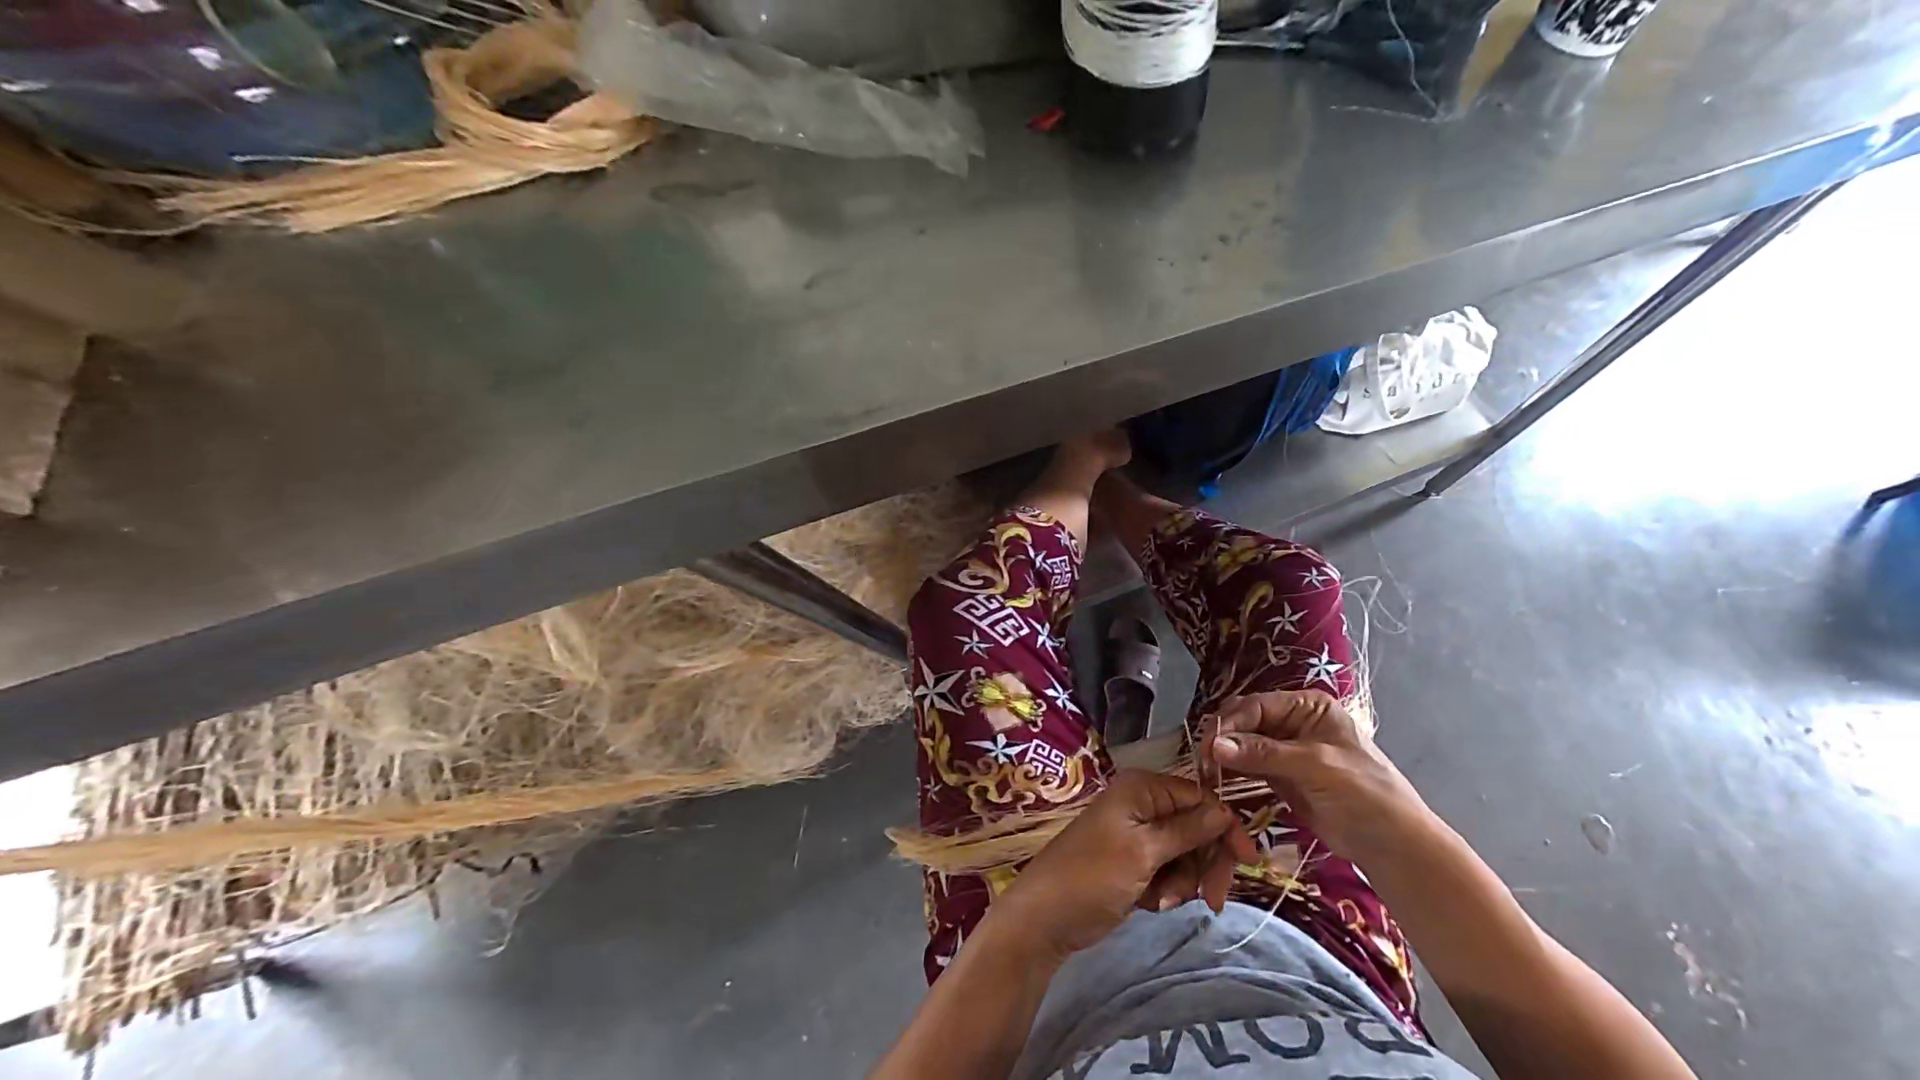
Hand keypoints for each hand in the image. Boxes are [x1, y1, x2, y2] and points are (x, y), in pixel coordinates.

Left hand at [988, 770, 1257, 963]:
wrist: (1047, 917)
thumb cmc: (1092, 876)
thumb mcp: (1144, 851)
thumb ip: (1188, 831)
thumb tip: (1225, 811)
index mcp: (1142, 789)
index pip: (1200, 798)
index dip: (1225, 828)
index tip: (1248, 862)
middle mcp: (1142, 804)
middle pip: (1198, 828)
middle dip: (1205, 864)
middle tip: (1211, 899)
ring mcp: (1138, 834)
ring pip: (1187, 855)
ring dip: (1184, 882)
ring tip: (1162, 901)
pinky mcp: (1135, 862)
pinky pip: (1169, 872)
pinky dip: (1167, 890)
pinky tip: (1151, 904)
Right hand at [1200, 690, 1434, 862]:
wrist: (1393, 846)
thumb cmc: (1364, 794)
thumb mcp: (1315, 766)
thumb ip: (1263, 753)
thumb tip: (1213, 745)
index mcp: (1308, 706)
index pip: (1256, 705)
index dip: (1230, 723)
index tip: (1207, 745)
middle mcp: (1294, 722)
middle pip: (1245, 722)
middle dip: (1223, 738)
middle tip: (1203, 762)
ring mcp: (1286, 750)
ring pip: (1242, 745)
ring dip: (1224, 757)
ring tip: (1206, 774)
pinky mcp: (1280, 777)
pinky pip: (1247, 768)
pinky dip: (1232, 773)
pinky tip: (1217, 782)